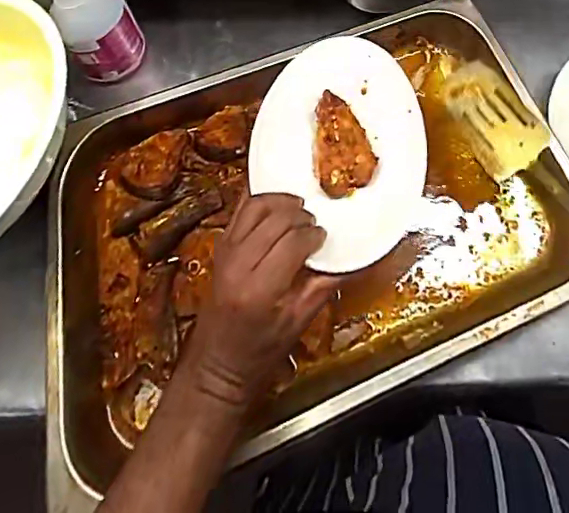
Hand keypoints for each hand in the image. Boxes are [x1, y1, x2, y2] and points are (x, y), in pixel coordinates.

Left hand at [178, 194, 337, 411]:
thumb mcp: (298, 324)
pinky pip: (240, 210)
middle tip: (315, 226)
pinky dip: (260, 201)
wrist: (216, 366)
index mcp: (258, 290)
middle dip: (301, 217)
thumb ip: (324, 287)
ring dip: (281, 202)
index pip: (292, 243)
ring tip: (298, 210)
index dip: (313, 236)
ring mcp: (224, 253)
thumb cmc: (256, 353)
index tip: (324, 238)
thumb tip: (352, 261)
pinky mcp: (219, 246)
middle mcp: (237, 265)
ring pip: (256, 206)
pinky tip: (276, 207)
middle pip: (276, 220)